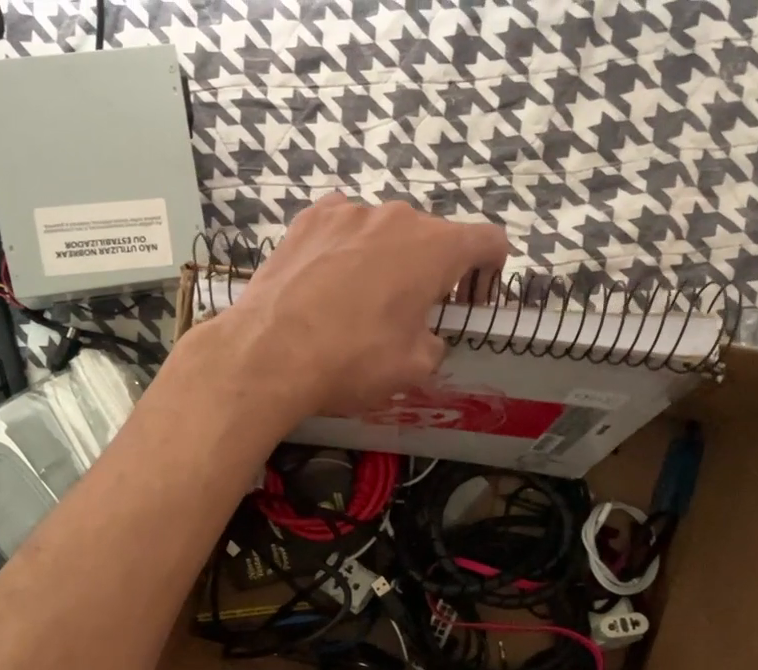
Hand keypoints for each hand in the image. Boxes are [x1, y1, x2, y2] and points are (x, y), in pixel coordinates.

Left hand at [189, 194, 507, 424]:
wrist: (268, 353)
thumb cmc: (351, 361)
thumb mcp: (412, 369)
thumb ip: (434, 345)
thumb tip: (425, 337)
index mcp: (436, 248)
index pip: (488, 240)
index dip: (489, 268)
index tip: (472, 296)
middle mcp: (397, 216)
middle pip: (430, 237)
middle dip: (429, 271)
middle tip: (409, 312)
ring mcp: (348, 212)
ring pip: (383, 231)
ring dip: (384, 259)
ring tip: (358, 302)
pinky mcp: (308, 220)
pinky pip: (342, 228)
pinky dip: (344, 249)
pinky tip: (326, 282)